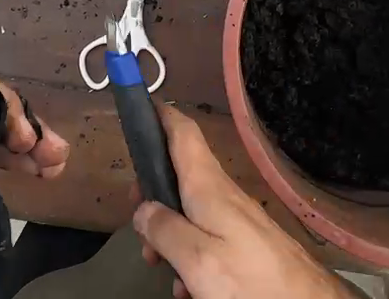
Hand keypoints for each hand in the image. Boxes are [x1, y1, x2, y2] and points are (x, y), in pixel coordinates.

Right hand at [131, 104, 349, 298]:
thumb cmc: (249, 278)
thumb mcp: (198, 259)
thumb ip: (165, 231)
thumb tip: (143, 209)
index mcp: (207, 185)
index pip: (183, 131)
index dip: (160, 114)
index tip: (140, 107)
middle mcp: (221, 191)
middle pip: (178, 174)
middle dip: (152, 194)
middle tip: (138, 225)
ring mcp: (234, 214)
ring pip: (189, 209)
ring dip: (170, 233)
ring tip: (160, 265)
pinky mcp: (243, 238)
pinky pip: (206, 234)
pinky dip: (190, 252)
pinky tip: (190, 285)